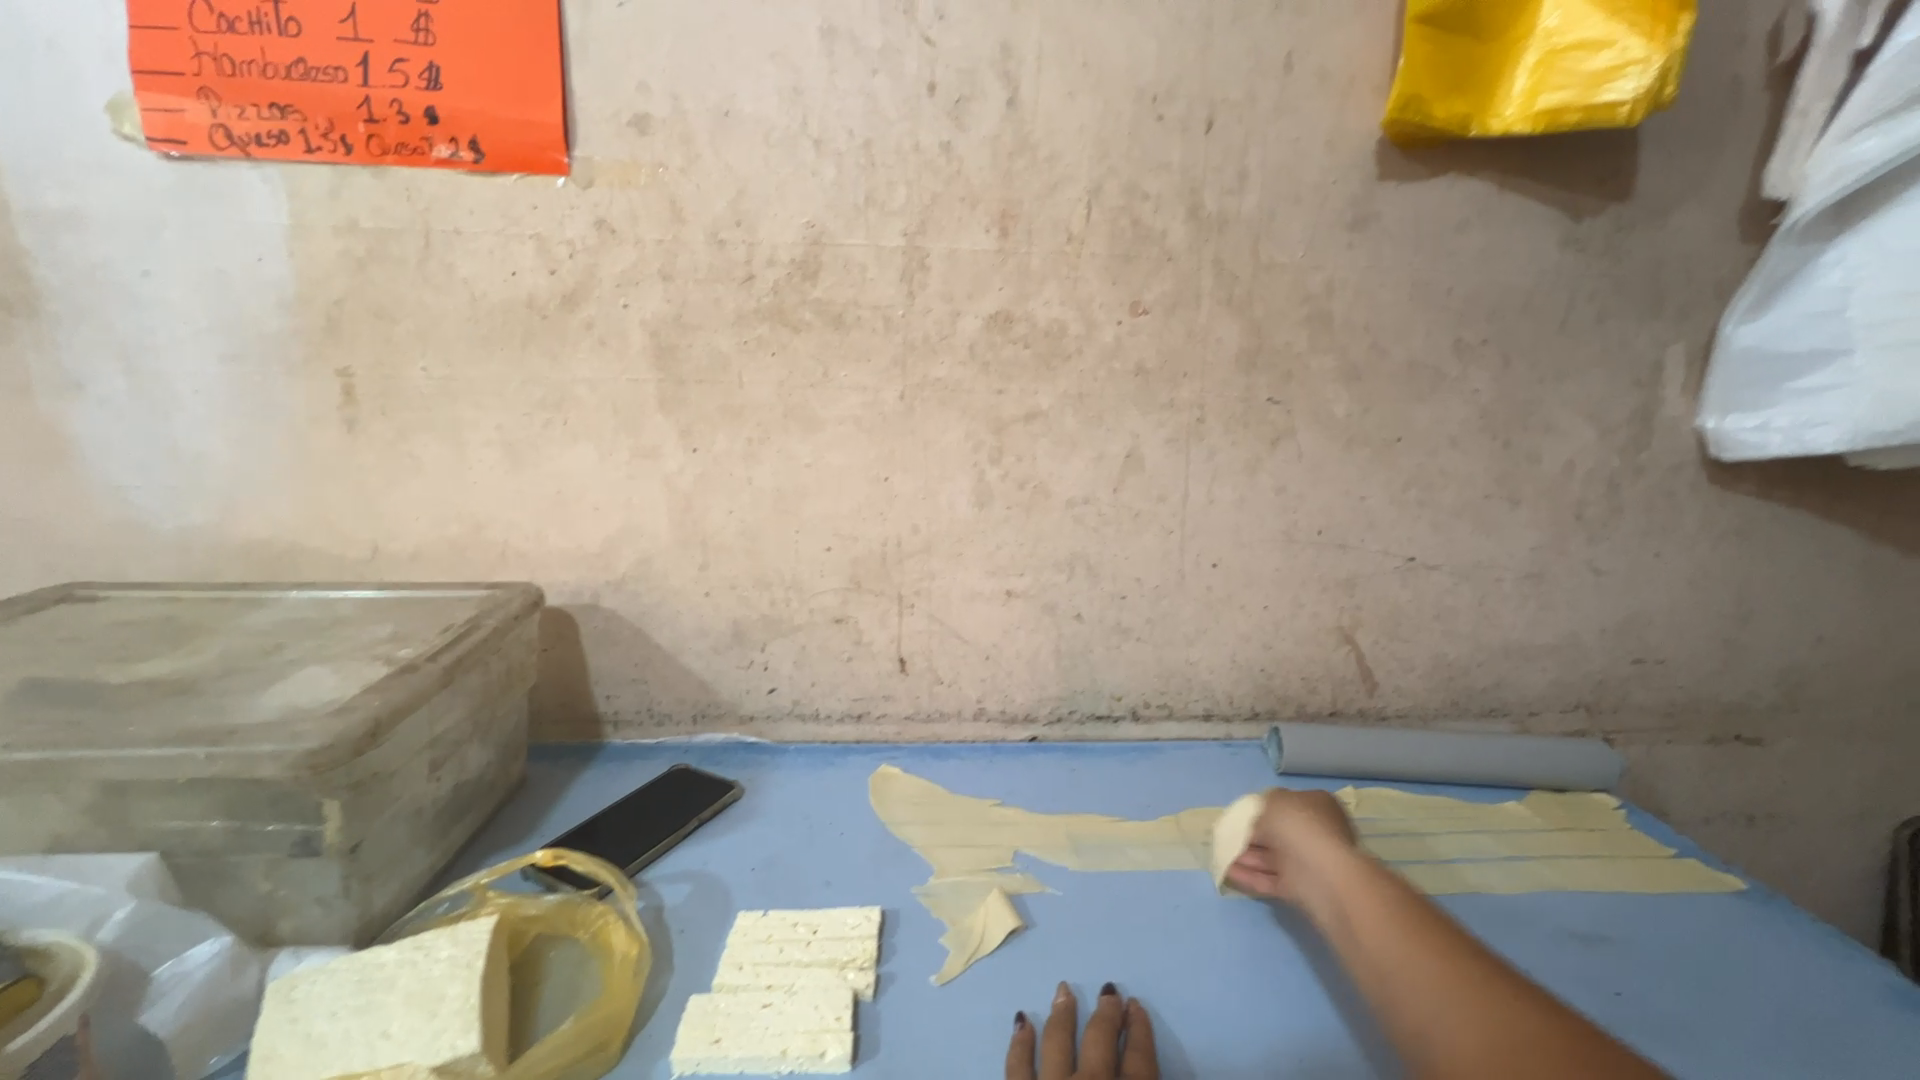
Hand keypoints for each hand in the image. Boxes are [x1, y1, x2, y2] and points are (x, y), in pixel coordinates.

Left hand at [1006, 982, 1157, 1079]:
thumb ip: (1148, 1079)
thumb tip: (1148, 1064)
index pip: (1140, 1060)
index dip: (1140, 1031)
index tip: (1136, 1005)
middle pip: (1100, 1042)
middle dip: (1106, 1015)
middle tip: (1108, 990)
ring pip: (1057, 1044)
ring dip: (1062, 1016)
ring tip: (1064, 991)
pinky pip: (1018, 1068)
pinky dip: (1019, 1044)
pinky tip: (1022, 1021)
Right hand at [1223, 788, 1359, 904]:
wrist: (1320, 874)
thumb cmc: (1298, 826)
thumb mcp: (1275, 800)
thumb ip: (1264, 802)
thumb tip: (1262, 812)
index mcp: (1315, 806)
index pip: (1287, 803)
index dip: (1263, 807)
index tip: (1240, 812)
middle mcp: (1312, 833)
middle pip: (1276, 832)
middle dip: (1249, 834)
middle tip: (1225, 835)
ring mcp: (1305, 862)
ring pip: (1269, 857)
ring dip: (1244, 856)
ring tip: (1220, 854)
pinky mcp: (1297, 887)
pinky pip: (1268, 879)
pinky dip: (1248, 875)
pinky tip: (1227, 871)